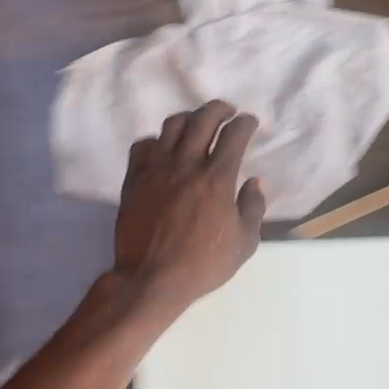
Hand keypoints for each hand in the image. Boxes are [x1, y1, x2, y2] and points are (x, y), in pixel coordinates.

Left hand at [113, 100, 265, 315]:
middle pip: (203, 119)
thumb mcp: (244, 243)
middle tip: (227, 111)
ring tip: (197, 124)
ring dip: (189, 118)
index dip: (245, 123)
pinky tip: (163, 148)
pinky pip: (143, 146)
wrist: (150, 279)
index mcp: (217, 179)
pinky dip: (156, 141)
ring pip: (172, 126)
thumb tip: (254, 182)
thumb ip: (253, 208)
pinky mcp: (134, 179)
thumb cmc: (202, 265)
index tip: (249, 122)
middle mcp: (187, 165)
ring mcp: (156, 169)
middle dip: (219, 109)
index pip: (234, 135)